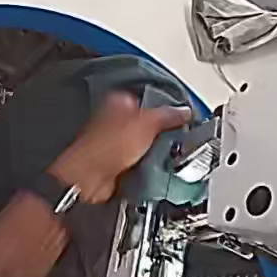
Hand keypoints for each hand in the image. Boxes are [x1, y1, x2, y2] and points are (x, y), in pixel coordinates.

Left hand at [46, 92, 191, 204]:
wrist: (91, 178)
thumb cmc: (106, 145)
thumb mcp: (148, 123)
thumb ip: (169, 115)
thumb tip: (185, 112)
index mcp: (120, 101)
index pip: (150, 99)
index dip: (168, 107)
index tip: (184, 117)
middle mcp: (116, 120)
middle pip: (149, 123)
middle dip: (164, 132)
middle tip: (177, 138)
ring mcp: (116, 143)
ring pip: (146, 145)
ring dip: (156, 151)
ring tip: (166, 155)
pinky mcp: (118, 163)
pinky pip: (141, 162)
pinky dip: (149, 165)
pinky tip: (154, 167)